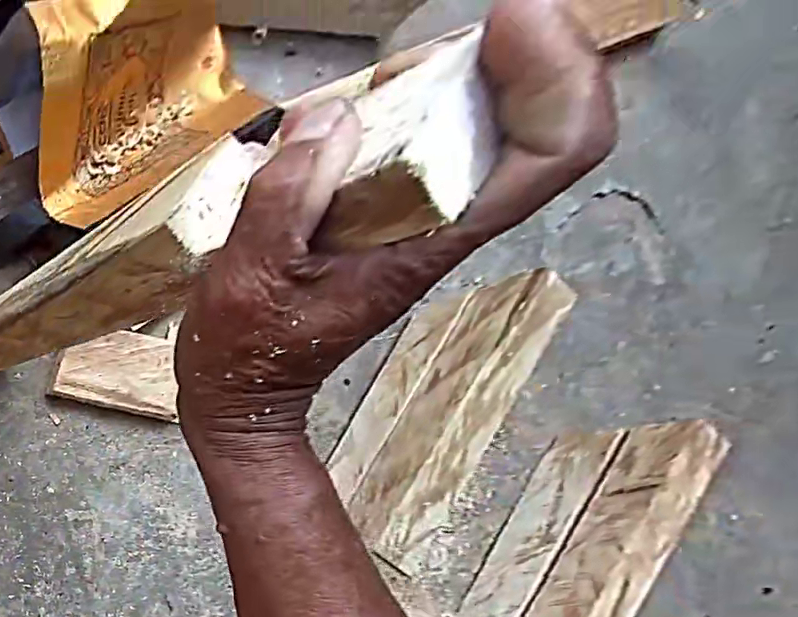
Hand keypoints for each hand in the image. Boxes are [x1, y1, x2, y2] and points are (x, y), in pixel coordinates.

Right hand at [175, 0, 615, 459]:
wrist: (241, 397)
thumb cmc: (244, 353)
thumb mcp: (251, 275)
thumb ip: (286, 194)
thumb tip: (329, 117)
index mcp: (421, 248)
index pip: (554, 150)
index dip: (557, 67)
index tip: (503, 21)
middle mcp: (432, 234)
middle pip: (524, 124)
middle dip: (487, 64)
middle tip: (410, 59)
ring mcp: (407, 233)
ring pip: (470, 136)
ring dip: (436, 87)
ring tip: (372, 86)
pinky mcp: (376, 232)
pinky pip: (413, 158)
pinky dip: (392, 121)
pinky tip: (336, 129)